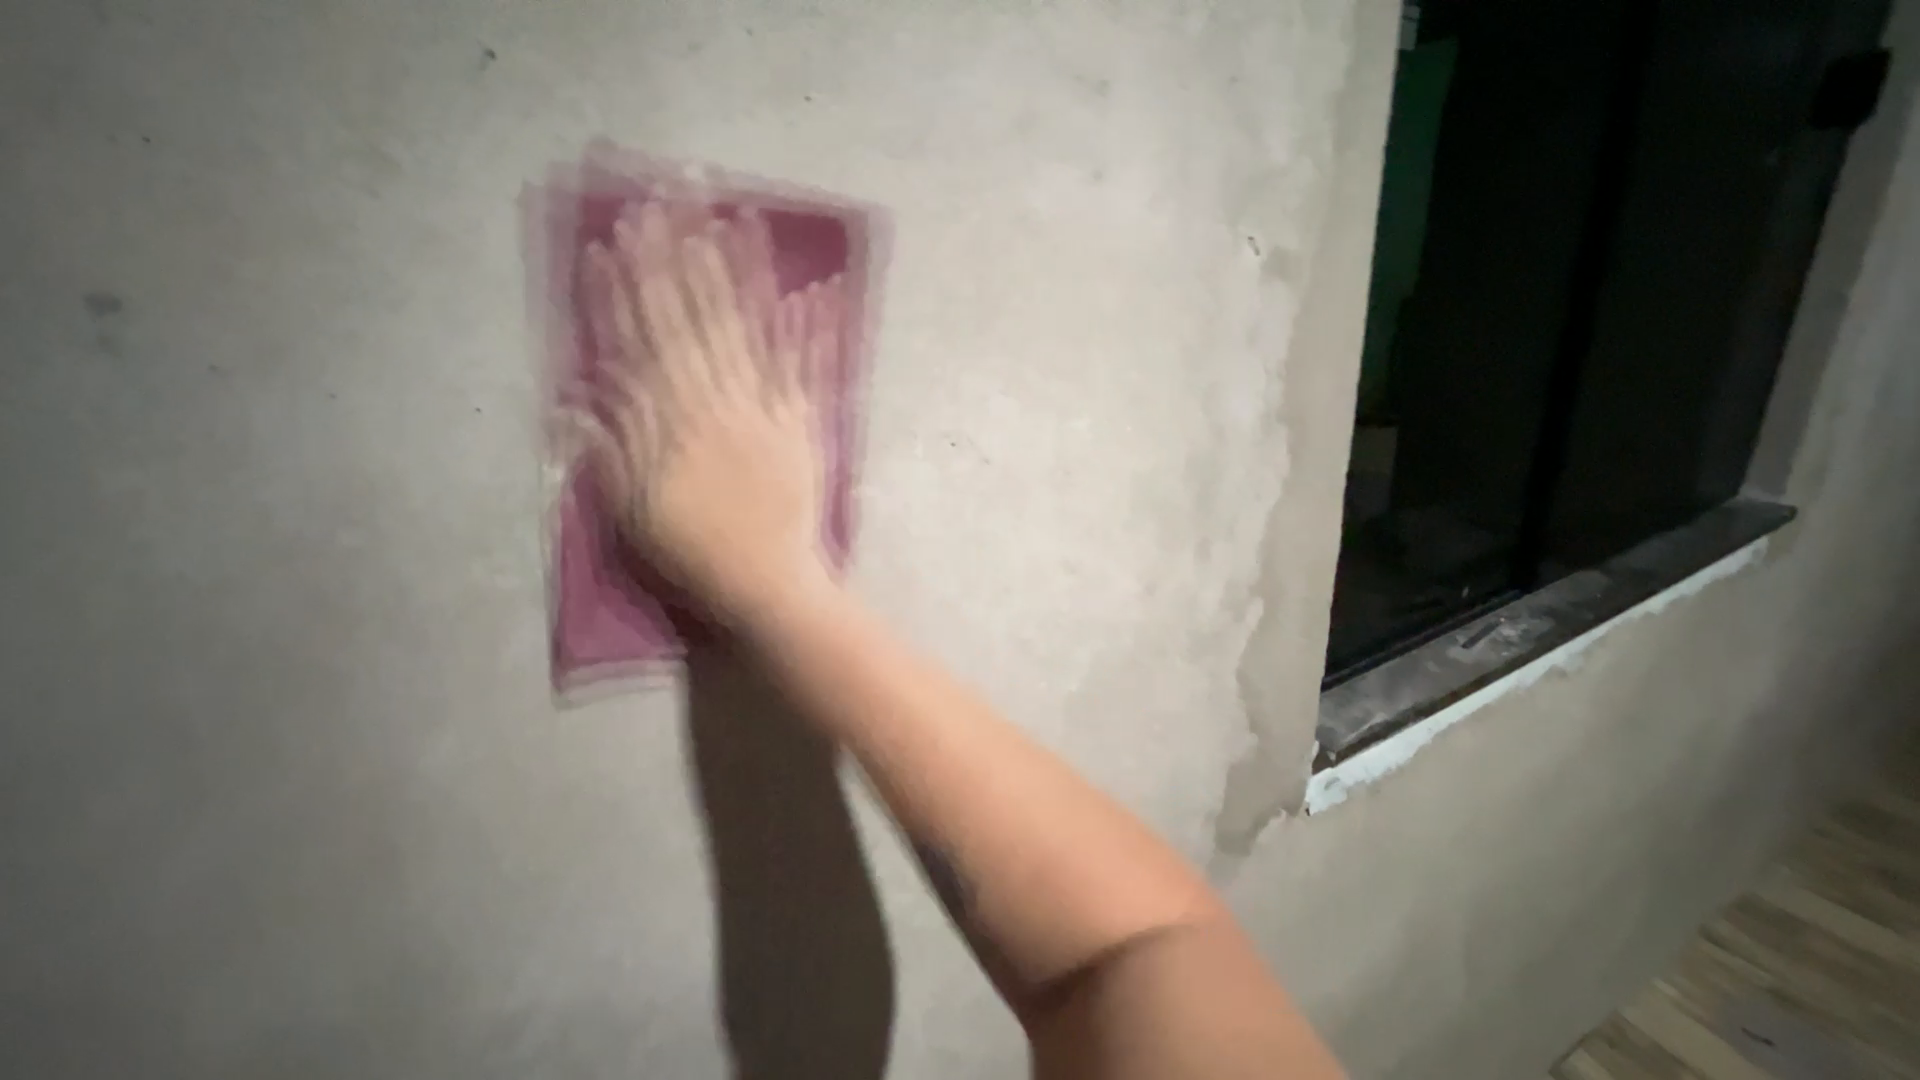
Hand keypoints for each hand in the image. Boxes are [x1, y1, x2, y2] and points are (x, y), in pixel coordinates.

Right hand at [580, 201, 843, 624]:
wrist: (768, 583)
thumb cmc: (694, 554)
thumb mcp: (634, 512)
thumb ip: (610, 449)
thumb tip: (577, 395)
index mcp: (672, 426)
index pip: (643, 344)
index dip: (625, 293)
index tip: (614, 243)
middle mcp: (717, 406)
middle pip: (694, 323)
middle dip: (677, 262)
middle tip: (667, 206)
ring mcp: (766, 412)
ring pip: (750, 333)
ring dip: (742, 276)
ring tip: (734, 222)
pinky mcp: (803, 425)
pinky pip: (808, 371)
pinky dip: (812, 330)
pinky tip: (813, 288)